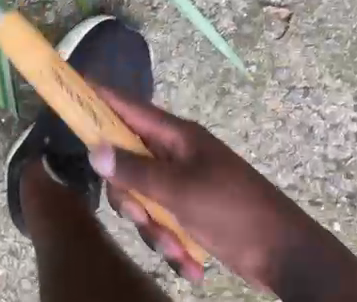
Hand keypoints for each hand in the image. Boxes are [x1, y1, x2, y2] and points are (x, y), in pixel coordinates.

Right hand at [87, 86, 312, 287]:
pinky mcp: (191, 212)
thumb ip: (134, 170)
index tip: (68, 89)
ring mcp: (183, 183)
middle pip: (126, 162)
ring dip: (153, 229)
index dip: (96, 96)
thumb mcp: (179, 191)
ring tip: (175, 250)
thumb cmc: (234, 210)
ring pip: (142, 197)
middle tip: (142, 217)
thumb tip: (93, 148)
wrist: (288, 256)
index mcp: (175, 135)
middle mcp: (175, 154)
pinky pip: (163, 222)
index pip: (125, 106)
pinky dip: (172, 245)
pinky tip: (190, 267)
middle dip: (130, 197)